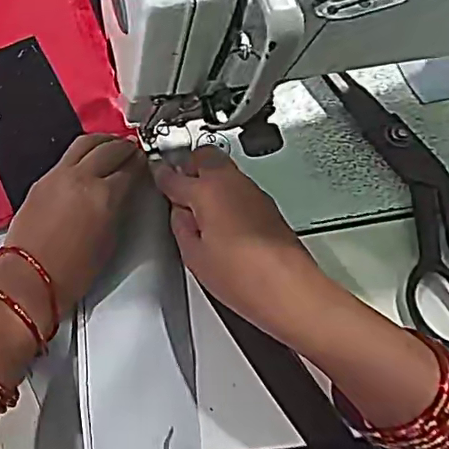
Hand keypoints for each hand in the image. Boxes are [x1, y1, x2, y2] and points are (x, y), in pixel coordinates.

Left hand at [0, 134, 145, 314]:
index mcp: (103, 196)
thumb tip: (120, 196)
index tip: (145, 163)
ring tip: (112, 145)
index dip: (141, 164)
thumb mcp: (109, 241)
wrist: (30, 277)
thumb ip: (117, 210)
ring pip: (84, 143)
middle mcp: (79, 179)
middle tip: (133, 150)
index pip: (130, 168)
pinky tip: (87, 159)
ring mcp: (57, 176)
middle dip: (125, 147)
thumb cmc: (68, 271)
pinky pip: (66, 156)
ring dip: (103, 141)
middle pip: (109, 148)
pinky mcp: (41, 181)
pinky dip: (81, 152)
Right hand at [152, 146, 325, 333]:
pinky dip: (227, 194)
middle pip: (203, 156)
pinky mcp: (268, 205)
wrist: (291, 292)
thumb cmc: (247, 277)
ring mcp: (253, 192)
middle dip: (188, 165)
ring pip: (224, 169)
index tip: (157, 176)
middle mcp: (232, 183)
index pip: (173, 175)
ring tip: (199, 205)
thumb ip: (180, 226)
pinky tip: (221, 218)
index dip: (160, 175)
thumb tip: (180, 215)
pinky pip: (239, 187)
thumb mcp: (193, 255)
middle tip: (177, 181)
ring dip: (209, 179)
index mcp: (206, 191)